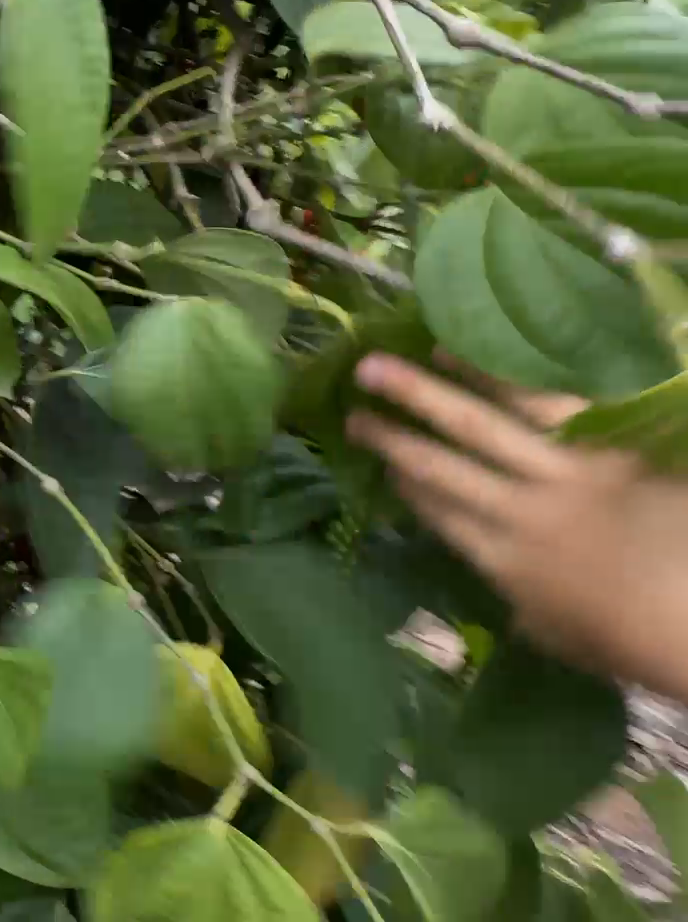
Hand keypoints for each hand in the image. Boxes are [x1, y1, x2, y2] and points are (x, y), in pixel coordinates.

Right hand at [348, 353, 687, 695]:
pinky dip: (511, 380)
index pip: (435, 509)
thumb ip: (523, 600)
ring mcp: (572, 480)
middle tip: (353, 405)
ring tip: (398, 359)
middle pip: (438, 464)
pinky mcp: (619, 453)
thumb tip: (506, 587)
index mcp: (503, 560)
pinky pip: (559, 408)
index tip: (370, 458)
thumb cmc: (641, 640)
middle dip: (390, 432)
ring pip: (484, 426)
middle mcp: (521, 513)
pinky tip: (481, 355)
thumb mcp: (559, 633)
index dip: (398, 480)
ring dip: (434, 391)